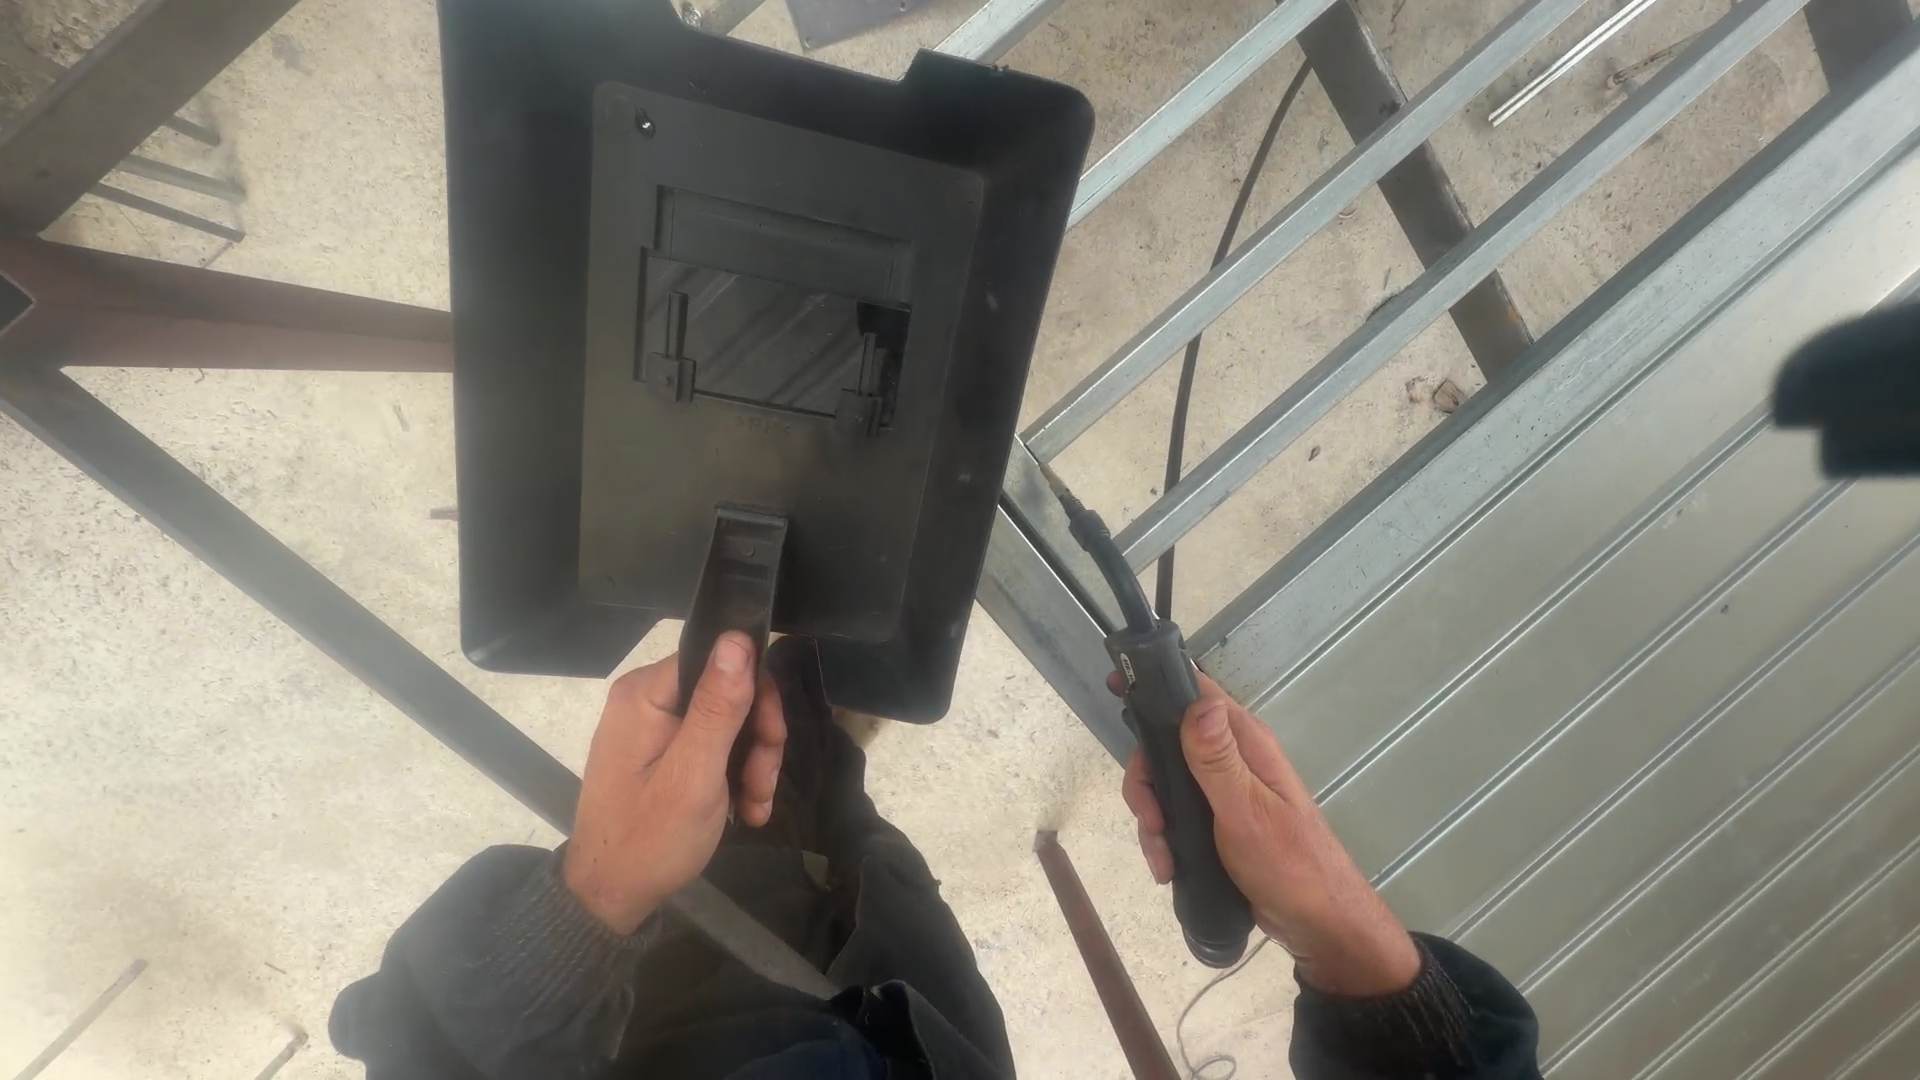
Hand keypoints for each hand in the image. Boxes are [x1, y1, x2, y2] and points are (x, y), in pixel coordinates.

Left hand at [563, 632, 785, 933]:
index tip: (771, 739)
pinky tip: (745, 807)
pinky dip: (737, 773)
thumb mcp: (693, 775)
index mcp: (646, 694)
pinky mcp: (665, 749)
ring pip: (731, 720)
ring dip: (754, 762)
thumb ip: (717, 707)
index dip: (756, 694)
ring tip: (755, 804)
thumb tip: (737, 638)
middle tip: (764, 782)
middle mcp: (648, 699)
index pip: (721, 659)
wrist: (611, 899)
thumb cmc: (649, 840)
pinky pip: (716, 742)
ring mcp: (656, 725)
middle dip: (759, 738)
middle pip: (730, 691)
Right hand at [1116, 671, 1418, 995]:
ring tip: (1162, 859)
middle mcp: (1231, 755)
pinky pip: (1174, 812)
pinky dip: (1163, 836)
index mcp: (1243, 740)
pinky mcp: (1215, 817)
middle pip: (1165, 743)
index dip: (1155, 687)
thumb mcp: (1247, 811)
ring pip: (1164, 782)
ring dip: (1152, 819)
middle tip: (1149, 819)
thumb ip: (1218, 758)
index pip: (1194, 691)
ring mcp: (1221, 787)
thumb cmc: (1290, 866)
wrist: (1319, 928)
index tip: (1117, 688)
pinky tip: (1167, 866)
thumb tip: (1199, 702)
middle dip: (1147, 783)